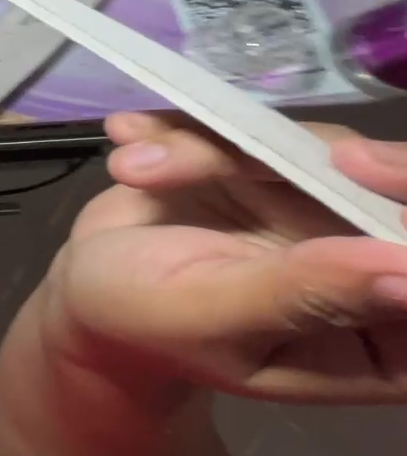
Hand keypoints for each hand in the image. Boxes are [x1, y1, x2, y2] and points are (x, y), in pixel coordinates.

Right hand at [43, 111, 406, 402]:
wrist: (79, 290)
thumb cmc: (138, 320)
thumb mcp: (206, 315)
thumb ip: (297, 294)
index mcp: (387, 328)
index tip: (352, 163)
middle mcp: (367, 260)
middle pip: (379, 184)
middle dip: (286, 156)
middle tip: (230, 139)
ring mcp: (312, 211)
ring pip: (298, 147)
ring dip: (200, 147)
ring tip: (131, 171)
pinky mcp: (258, 173)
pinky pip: (238, 128)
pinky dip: (175, 126)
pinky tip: (128, 134)